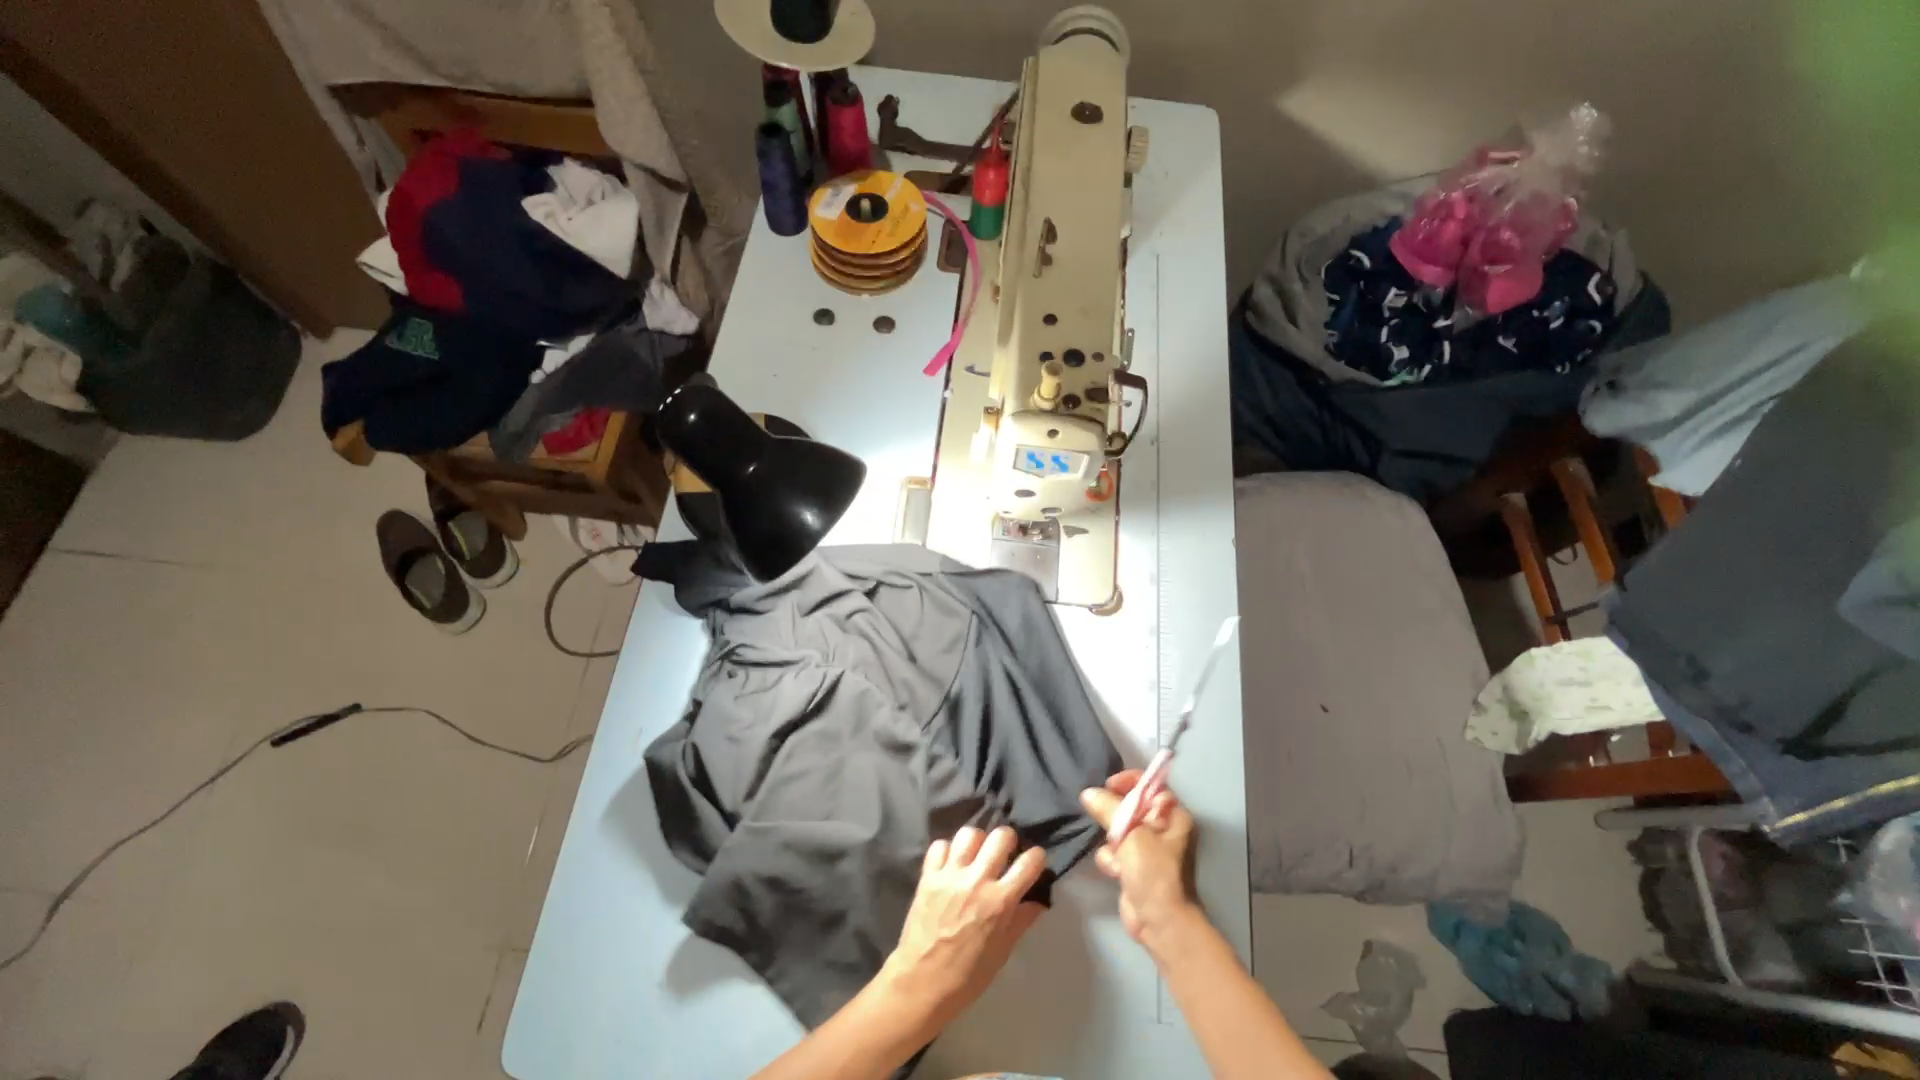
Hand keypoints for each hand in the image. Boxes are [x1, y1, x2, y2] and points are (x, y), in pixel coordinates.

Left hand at [881, 826, 1046, 1024]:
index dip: (1036, 858)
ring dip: (978, 842)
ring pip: (969, 833)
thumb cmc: (968, 975)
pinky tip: (952, 865)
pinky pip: (940, 845)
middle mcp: (976, 880)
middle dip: (1008, 842)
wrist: (921, 982)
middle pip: (1000, 836)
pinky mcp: (928, 876)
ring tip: (977, 857)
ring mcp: (949, 875)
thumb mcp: (1002, 952)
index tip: (1033, 863)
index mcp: (1000, 902)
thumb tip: (1039, 901)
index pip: (1029, 862)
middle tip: (1004, 856)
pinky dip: (948, 851)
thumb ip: (1021, 921)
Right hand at [1080, 770, 1199, 946]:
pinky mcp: (1133, 865)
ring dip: (1111, 842)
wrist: (1159, 921)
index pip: (1150, 785)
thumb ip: (1110, 809)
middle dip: (1114, 816)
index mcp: (1173, 816)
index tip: (1108, 786)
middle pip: (1130, 806)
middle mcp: (1162, 828)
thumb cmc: (1154, 872)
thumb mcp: (1132, 834)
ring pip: (1117, 829)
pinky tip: (1115, 872)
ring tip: (1116, 856)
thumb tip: (1088, 793)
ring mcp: (1147, 848)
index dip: (1129, 782)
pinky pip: (1113, 851)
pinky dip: (1111, 859)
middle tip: (1105, 821)